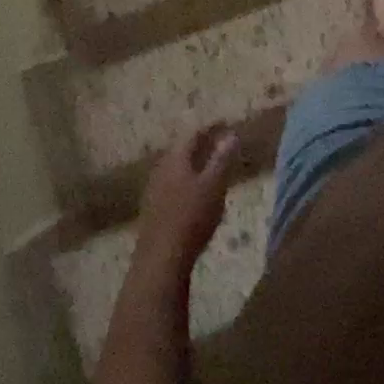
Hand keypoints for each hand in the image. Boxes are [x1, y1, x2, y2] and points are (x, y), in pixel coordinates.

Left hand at [131, 126, 240, 282]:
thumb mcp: (214, 185)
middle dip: (199, 145)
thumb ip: (222, 158)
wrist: (161, 259)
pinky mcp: (152, 211)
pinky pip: (171, 185)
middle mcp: (160, 171)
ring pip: (175, 169)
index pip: (193, 135)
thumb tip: (231, 134)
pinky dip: (185, 181)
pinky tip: (193, 193)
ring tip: (209, 166)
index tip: (225, 123)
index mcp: (175, 160)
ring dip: (192, 164)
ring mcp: (153, 191)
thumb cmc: (192, 217)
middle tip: (218, 142)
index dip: (210, 128)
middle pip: (181, 151)